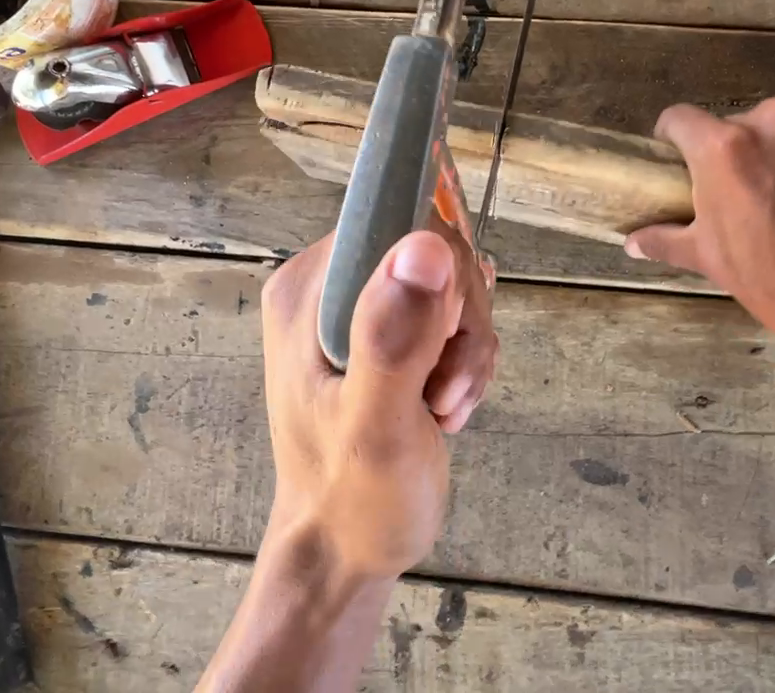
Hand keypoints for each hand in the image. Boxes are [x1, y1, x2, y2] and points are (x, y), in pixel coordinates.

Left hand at [257, 226, 497, 581]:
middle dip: (459, 324)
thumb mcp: (374, 426)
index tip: (447, 337)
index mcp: (308, 288)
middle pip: (432, 257)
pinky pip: (450, 317)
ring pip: (450, 289)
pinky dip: (464, 359)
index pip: (397, 224)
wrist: (347, 550)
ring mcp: (358, 309)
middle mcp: (328, 285)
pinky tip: (446, 406)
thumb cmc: (355, 501)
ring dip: (466, 350)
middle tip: (445, 389)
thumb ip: (394, 337)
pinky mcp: (385, 333)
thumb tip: (426, 245)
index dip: (441, 275)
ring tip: (443, 408)